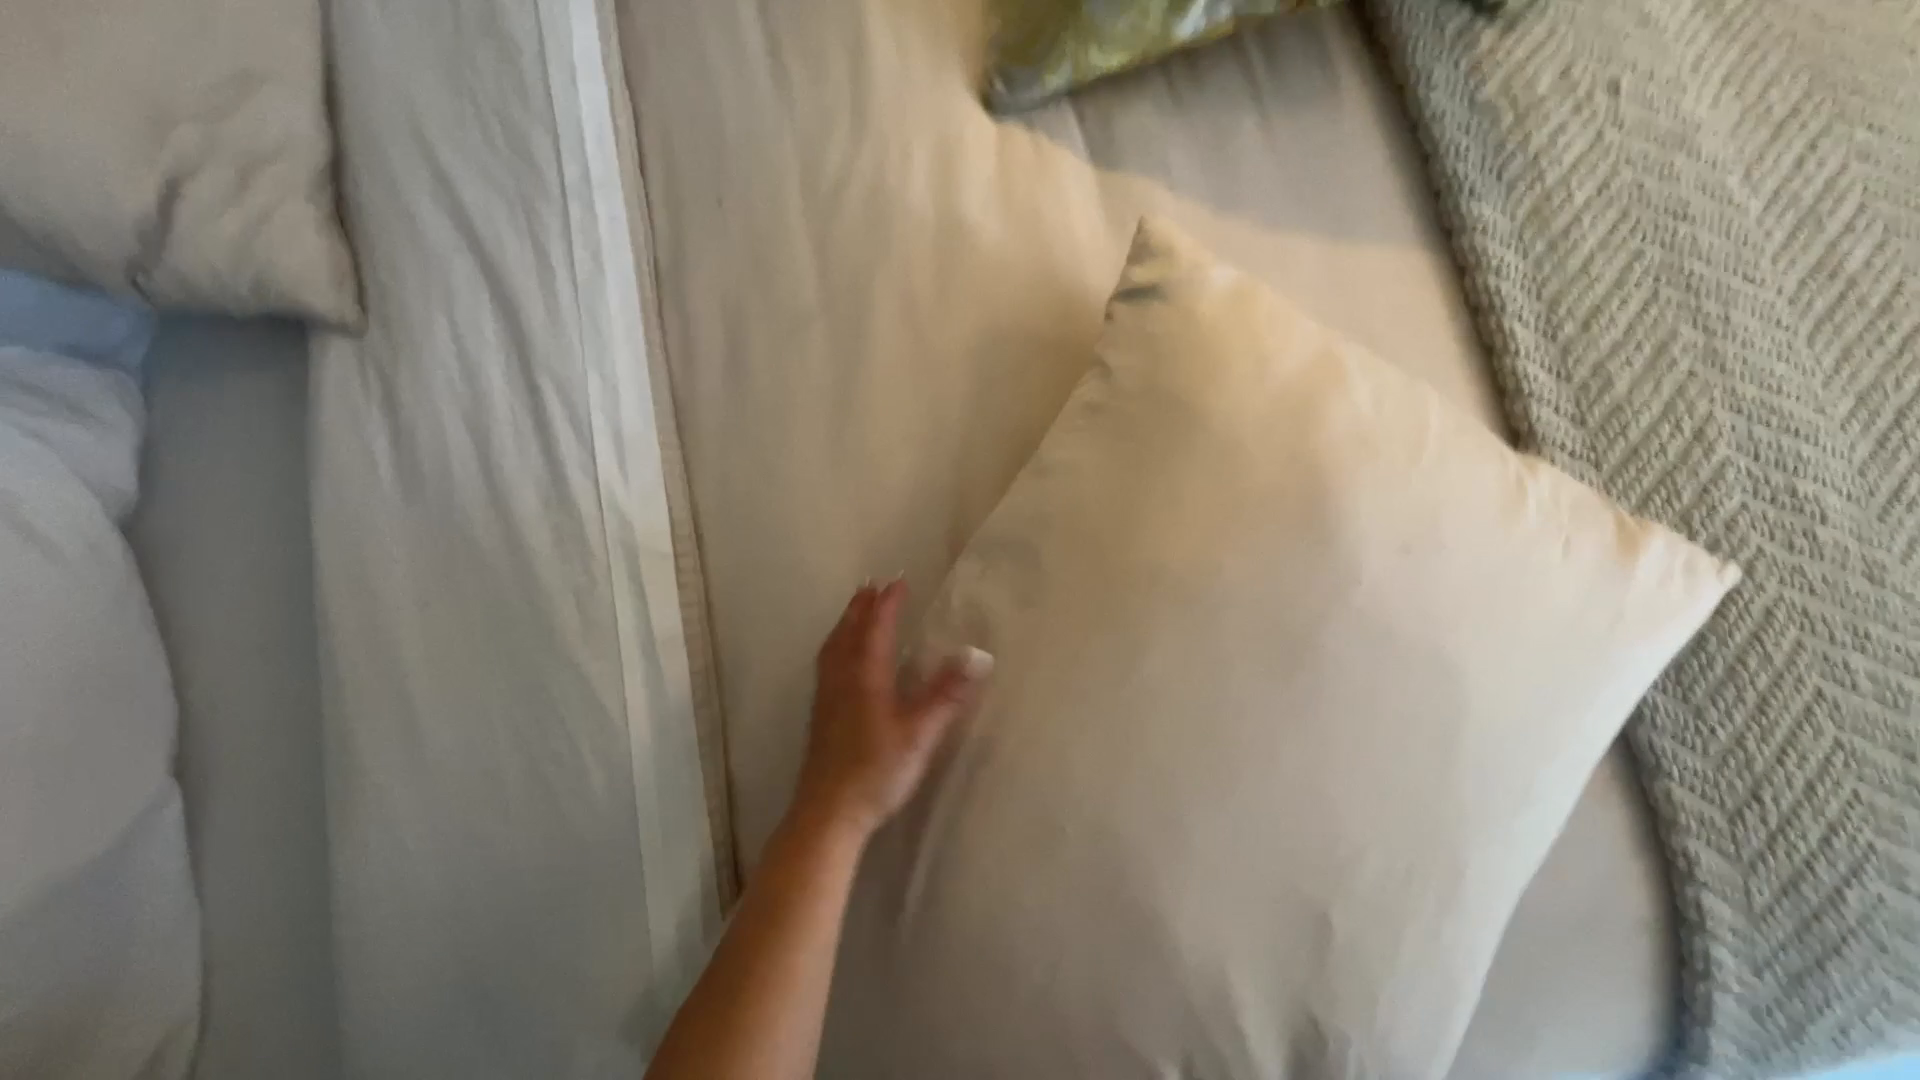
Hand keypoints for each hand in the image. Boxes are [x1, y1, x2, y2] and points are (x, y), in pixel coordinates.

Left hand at [790, 579, 992, 844]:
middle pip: (849, 632)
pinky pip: (828, 664)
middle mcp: (842, 678)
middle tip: (872, 585)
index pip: (876, 628)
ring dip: (845, 624)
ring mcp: (826, 697)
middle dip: (862, 607)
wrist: (829, 811)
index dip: (888, 603)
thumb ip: (947, 693)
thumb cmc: (877, 770)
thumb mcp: (921, 732)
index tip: (899, 579)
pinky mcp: (820, 716)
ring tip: (854, 612)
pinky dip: (836, 646)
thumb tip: (979, 654)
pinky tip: (841, 660)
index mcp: (865, 675)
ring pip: (833, 647)